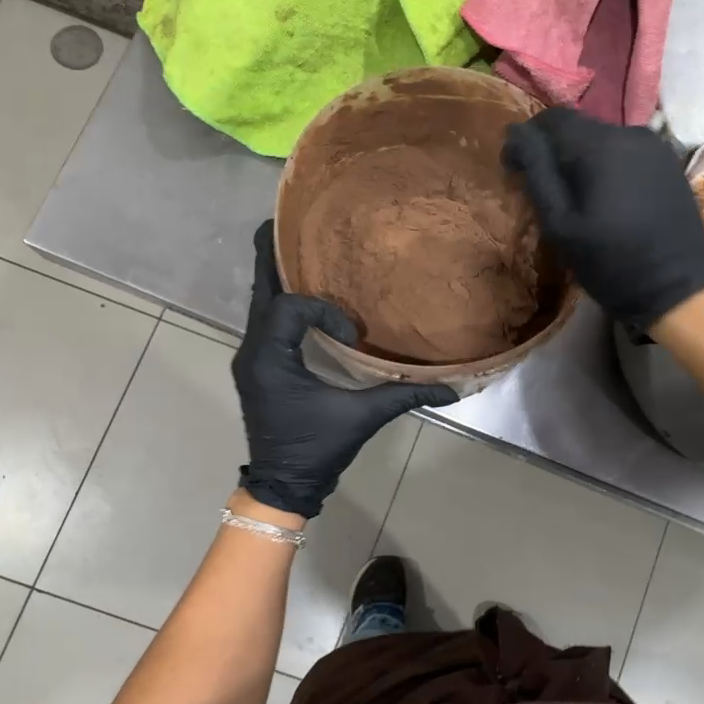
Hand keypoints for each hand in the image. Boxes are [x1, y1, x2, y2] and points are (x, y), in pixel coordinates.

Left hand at [233, 221, 458, 518]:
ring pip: (259, 306)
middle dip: (270, 257)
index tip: (352, 334)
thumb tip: (452, 389)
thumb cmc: (317, 449)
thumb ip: (403, 395)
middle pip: (259, 292)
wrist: (282, 483)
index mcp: (271, 359)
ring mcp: (251, 359)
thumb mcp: (361, 419)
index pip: (289, 308)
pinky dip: (280, 303)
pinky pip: (265, 322)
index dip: (322, 311)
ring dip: (275, 279)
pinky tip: (300, 293)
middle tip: (278, 219)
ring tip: (289, 247)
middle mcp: (253, 351)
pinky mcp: (259, 367)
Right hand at [502, 108, 703, 332]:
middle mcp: (629, 132)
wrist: (679, 288)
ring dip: (582, 161)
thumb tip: (515, 133)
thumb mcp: (562, 226)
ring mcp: (655, 146)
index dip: (526, 139)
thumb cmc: (612, 264)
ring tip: (574, 198)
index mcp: (599, 145)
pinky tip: (606, 200)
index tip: (513, 171)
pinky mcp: (669, 164)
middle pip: (579, 128)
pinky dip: (607, 168)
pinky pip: (626, 154)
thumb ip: (537, 174)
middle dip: (554, 152)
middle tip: (542, 190)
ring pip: (603, 140)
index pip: (551, 118)